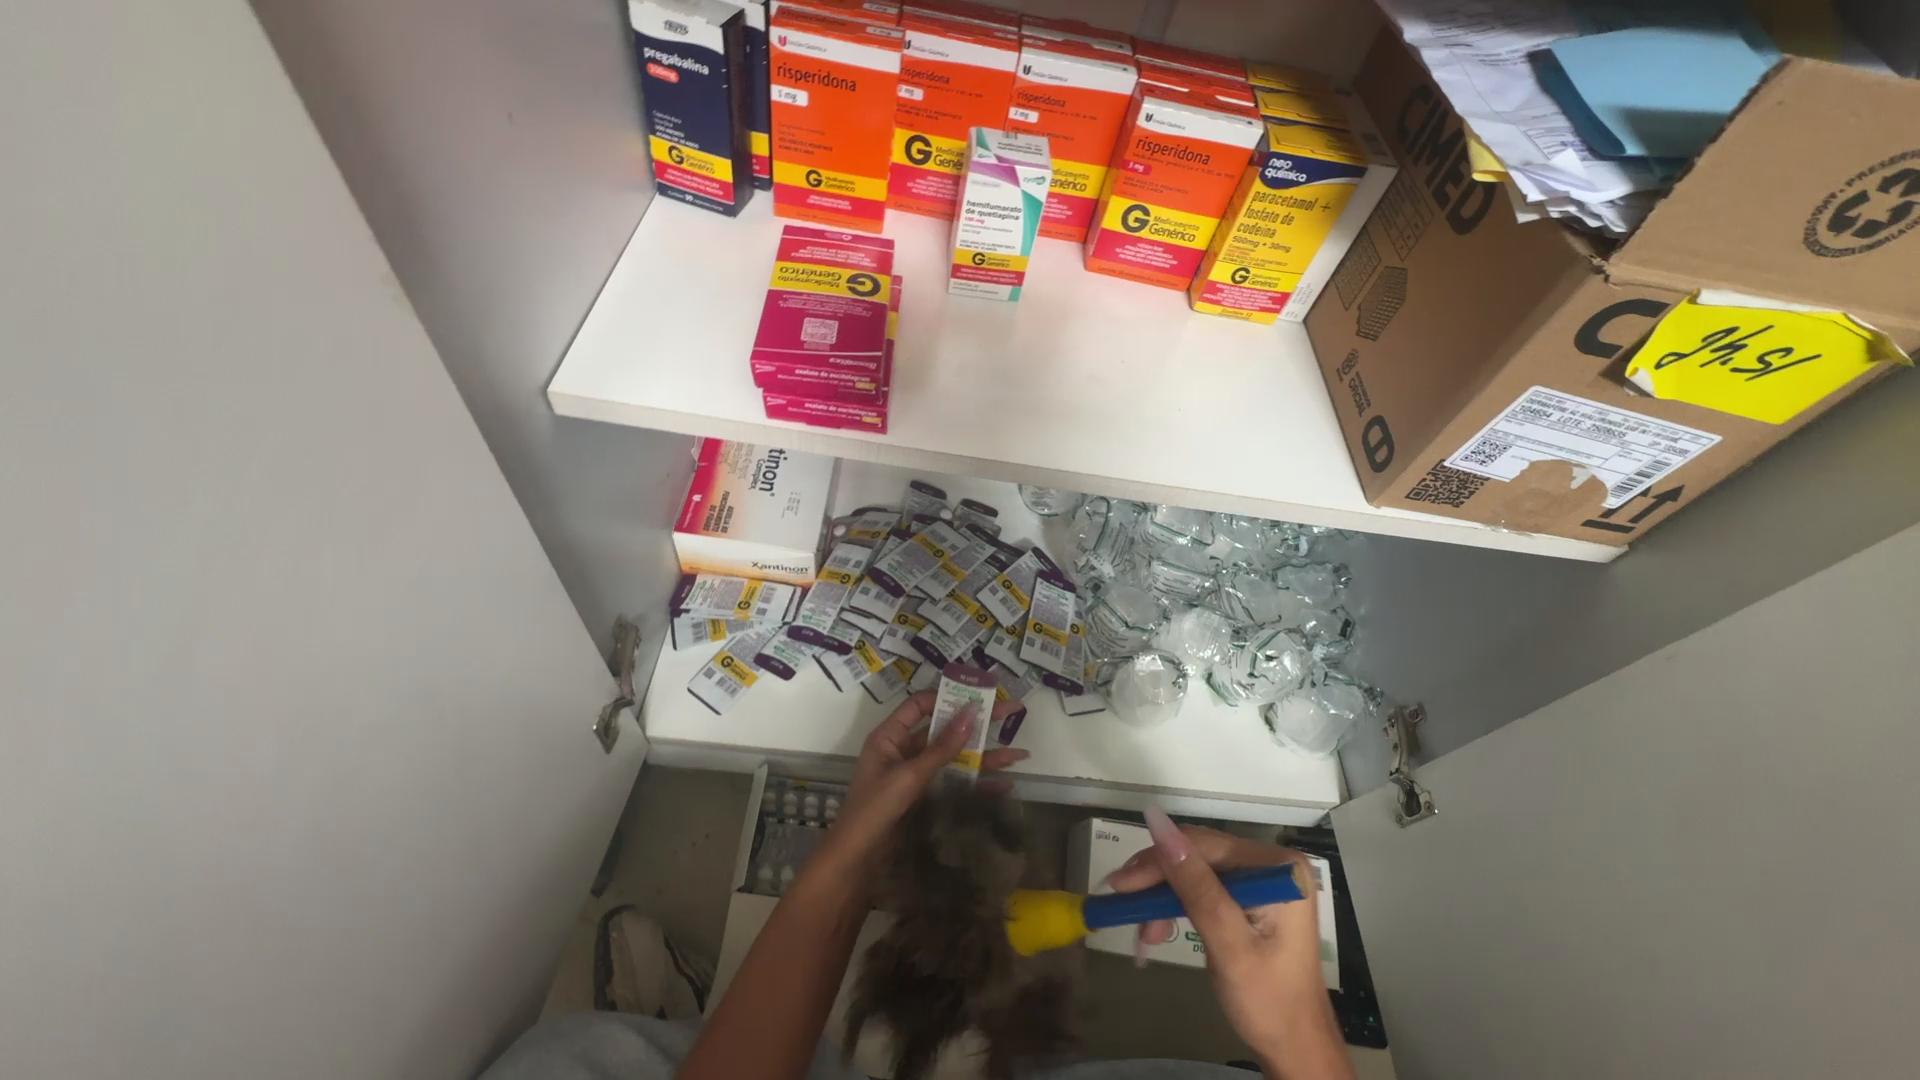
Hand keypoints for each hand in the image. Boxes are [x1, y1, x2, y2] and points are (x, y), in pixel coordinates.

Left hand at [831, 689, 1026, 863]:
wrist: (857, 861)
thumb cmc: (874, 810)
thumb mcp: (909, 776)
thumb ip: (941, 748)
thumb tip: (970, 713)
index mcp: (890, 736)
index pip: (920, 705)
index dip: (948, 698)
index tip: (979, 697)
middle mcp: (903, 751)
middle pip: (944, 730)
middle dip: (978, 724)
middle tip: (1012, 712)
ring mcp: (916, 775)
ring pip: (954, 759)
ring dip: (985, 757)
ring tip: (1020, 756)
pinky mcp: (925, 798)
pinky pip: (954, 785)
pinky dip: (977, 784)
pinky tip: (1004, 785)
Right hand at [1106, 807, 1351, 1079]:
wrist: (1296, 1048)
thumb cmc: (1268, 1002)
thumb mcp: (1228, 945)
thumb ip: (1194, 885)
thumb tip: (1156, 822)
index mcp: (1278, 867)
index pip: (1204, 847)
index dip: (1158, 861)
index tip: (1119, 885)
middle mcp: (1272, 863)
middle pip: (1198, 854)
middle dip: (1159, 881)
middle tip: (1125, 906)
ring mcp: (1263, 879)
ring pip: (1195, 869)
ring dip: (1164, 896)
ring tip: (1146, 931)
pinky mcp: (1252, 896)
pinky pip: (1204, 886)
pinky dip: (1178, 904)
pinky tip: (1160, 926)